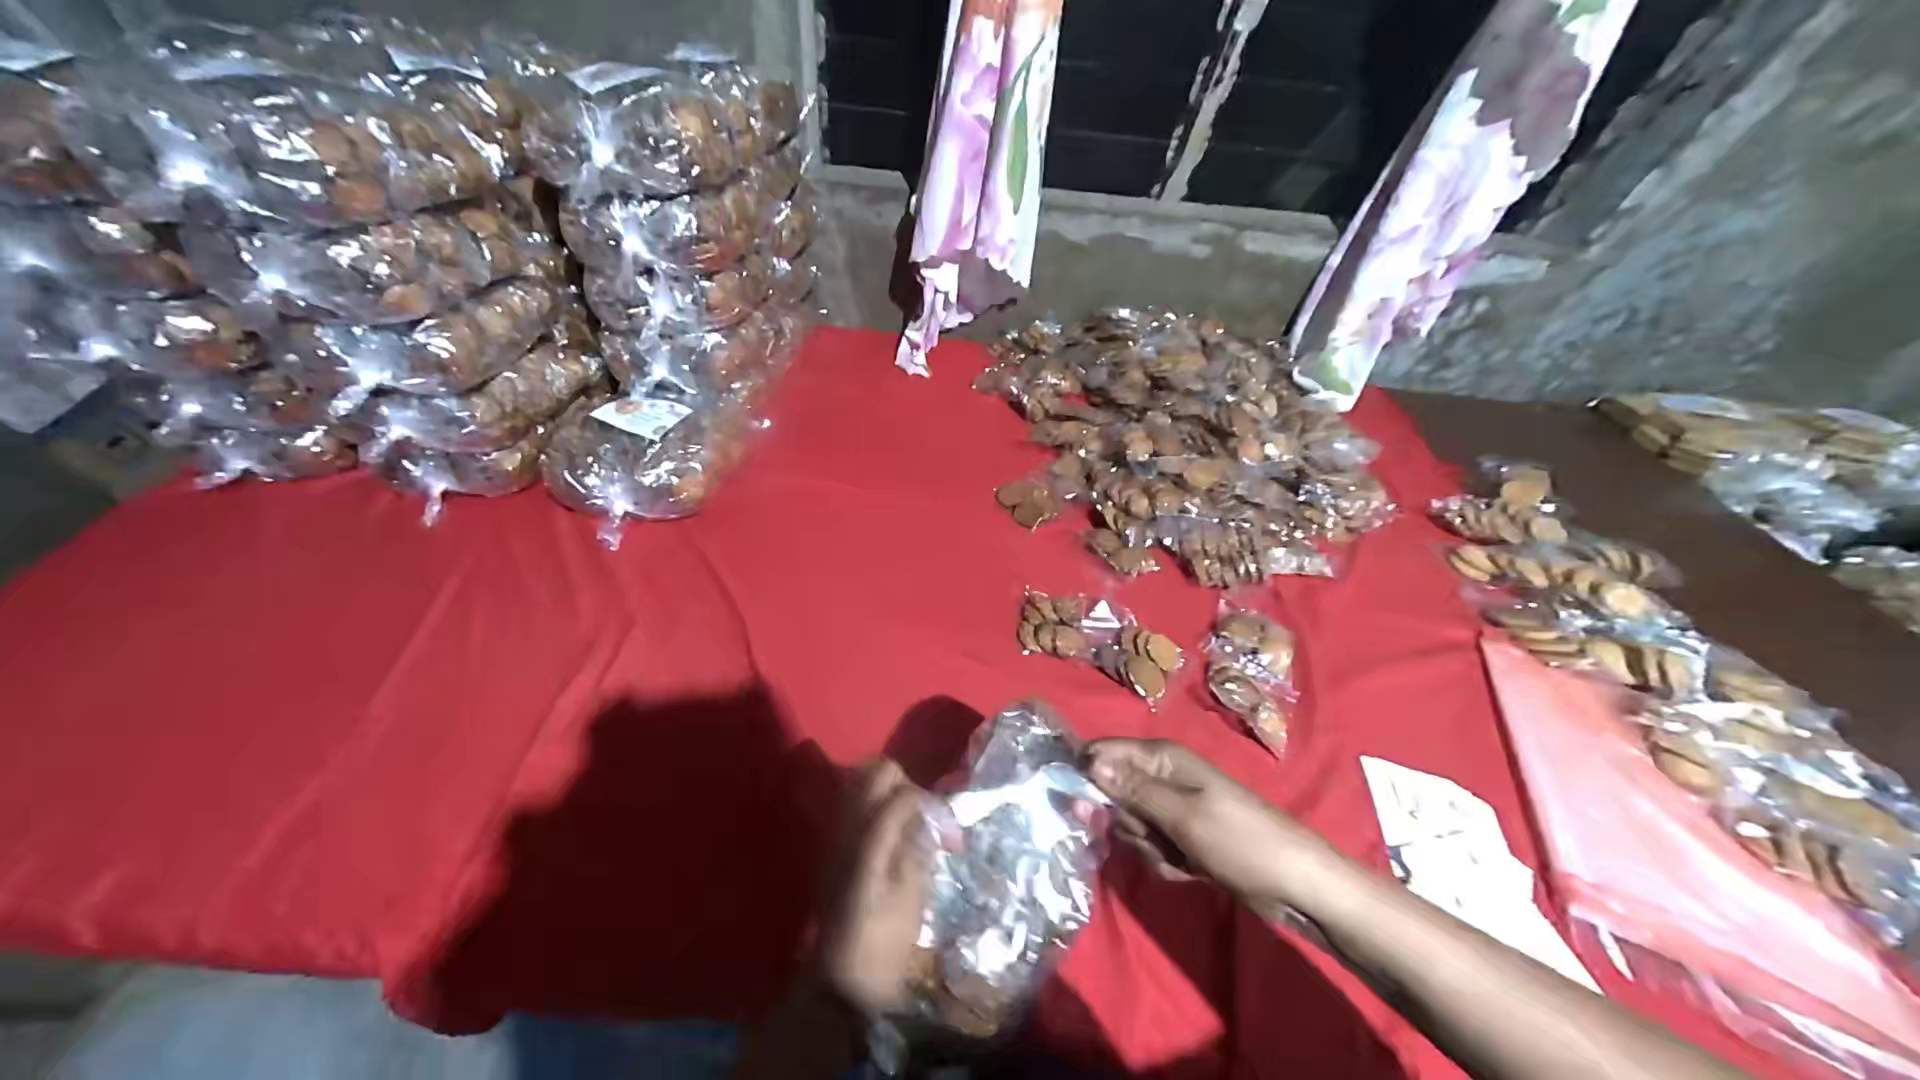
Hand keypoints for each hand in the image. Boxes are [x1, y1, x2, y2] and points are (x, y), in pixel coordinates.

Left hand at [814, 760, 932, 1017]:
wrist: (839, 983)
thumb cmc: (882, 944)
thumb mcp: (912, 896)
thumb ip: (918, 845)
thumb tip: (928, 815)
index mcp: (869, 837)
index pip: (902, 791)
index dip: (929, 803)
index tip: (944, 827)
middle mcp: (848, 825)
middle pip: (878, 772)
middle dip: (907, 786)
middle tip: (924, 818)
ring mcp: (837, 834)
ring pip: (864, 784)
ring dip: (891, 795)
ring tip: (910, 827)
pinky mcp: (833, 848)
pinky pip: (856, 807)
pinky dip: (877, 809)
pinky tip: (893, 839)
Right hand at [1086, 738, 1319, 910]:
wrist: (1298, 886)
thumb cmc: (1241, 840)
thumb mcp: (1182, 814)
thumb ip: (1132, 789)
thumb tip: (1089, 761)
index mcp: (1163, 757)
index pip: (1104, 753)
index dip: (1087, 776)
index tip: (1079, 806)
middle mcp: (1162, 777)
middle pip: (1112, 793)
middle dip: (1124, 821)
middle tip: (1150, 836)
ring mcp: (1173, 809)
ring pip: (1130, 825)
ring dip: (1147, 846)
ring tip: (1178, 856)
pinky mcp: (1181, 838)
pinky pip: (1150, 847)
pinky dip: (1164, 862)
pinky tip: (1189, 870)